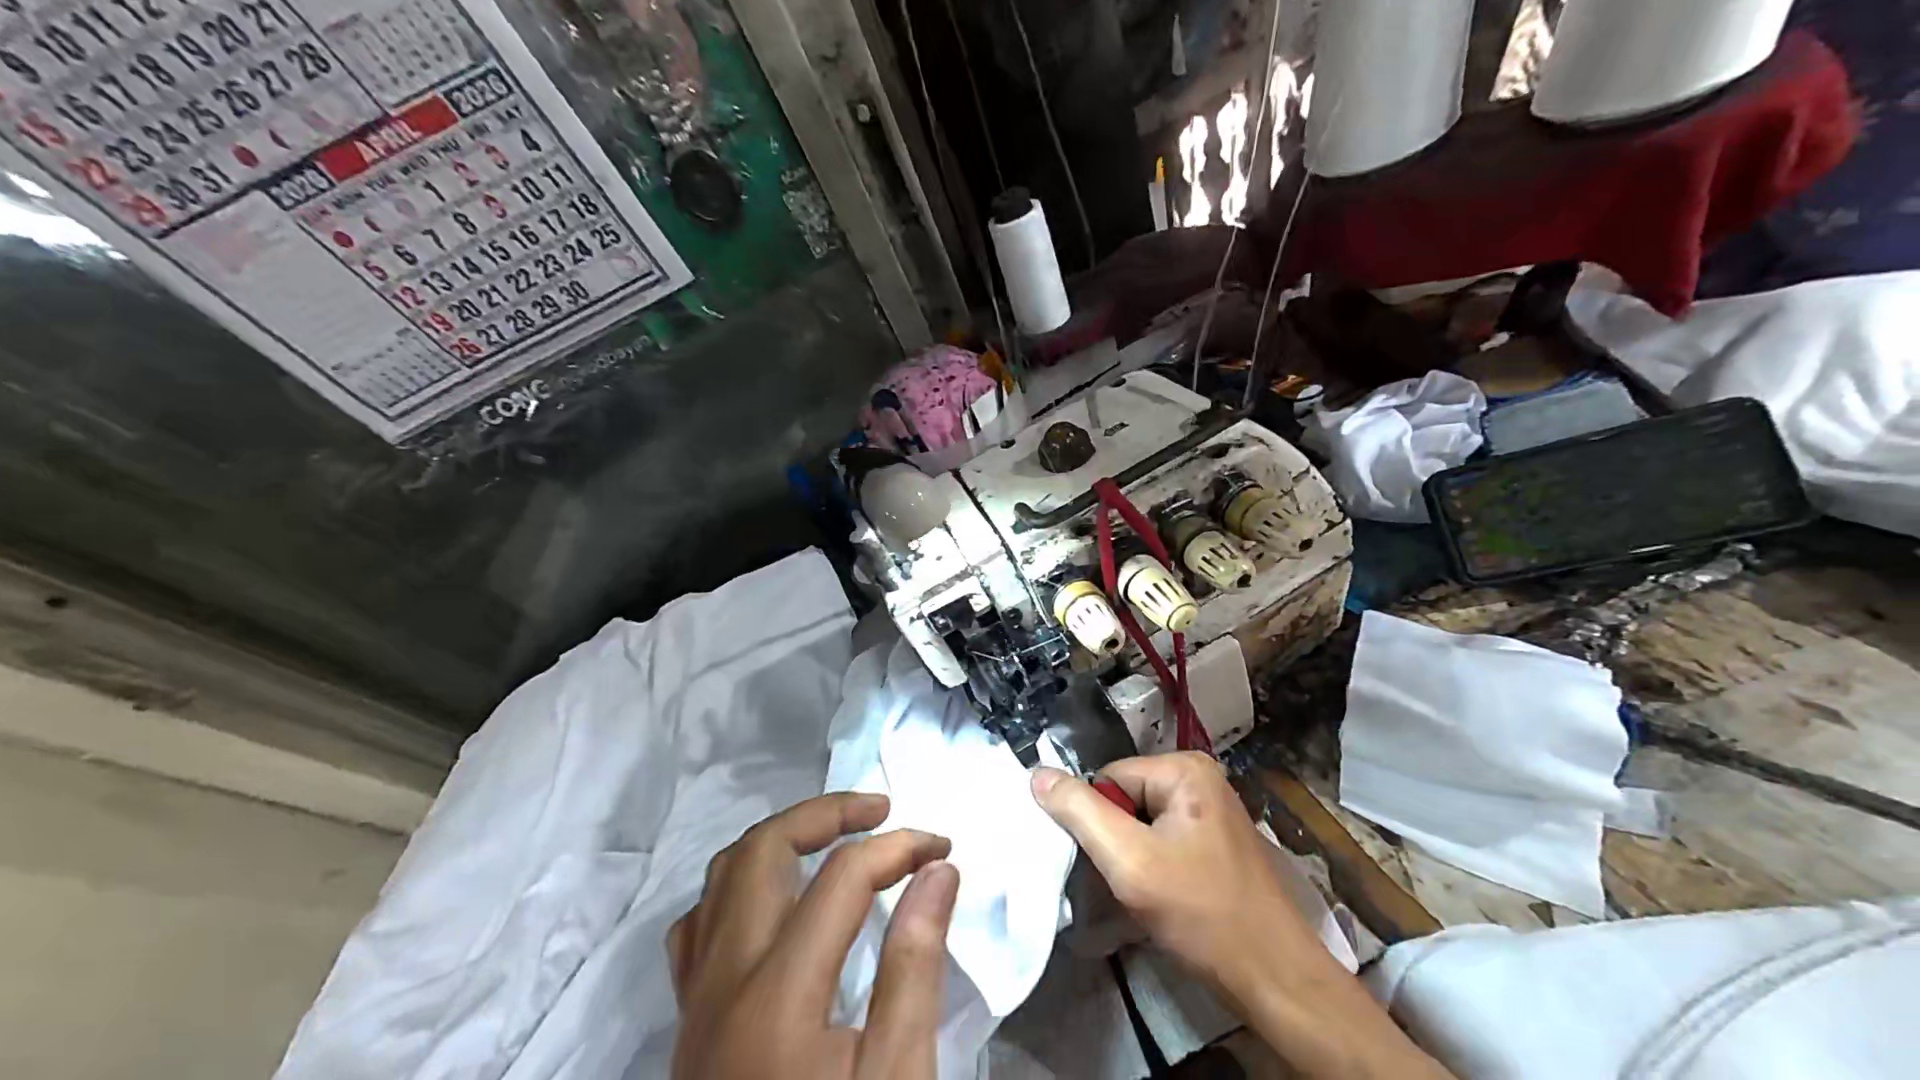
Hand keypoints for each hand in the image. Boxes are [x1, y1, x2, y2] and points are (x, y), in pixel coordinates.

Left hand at [669, 793, 958, 1079]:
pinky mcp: (688, 1016)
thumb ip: (917, 964)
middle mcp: (724, 976)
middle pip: (765, 848)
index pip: (842, 876)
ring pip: (724, 873)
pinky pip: (699, 921)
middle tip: (882, 811)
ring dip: (783, 838)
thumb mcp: (897, 1075)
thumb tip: (938, 870)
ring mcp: (696, 994)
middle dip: (828, 813)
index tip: (942, 846)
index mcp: (779, 992)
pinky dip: (741, 885)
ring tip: (835, 836)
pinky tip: (776, 898)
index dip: (899, 847)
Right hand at [1032, 754, 1453, 1079]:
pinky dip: (1150, 867)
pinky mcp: (1213, 842)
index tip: (1109, 864)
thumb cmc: (1202, 913)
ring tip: (1143, 892)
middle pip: (1124, 799)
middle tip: (1127, 882)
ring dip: (1130, 857)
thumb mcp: (1130, 860)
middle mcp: (1199, 778)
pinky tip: (1161, 897)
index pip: (1107, 779)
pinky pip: (1160, 840)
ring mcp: (1209, 811)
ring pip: (1139, 824)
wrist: (1275, 979)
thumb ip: (1079, 812)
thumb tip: (1036, 774)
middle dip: (1115, 840)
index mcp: (1184, 768)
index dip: (1098, 822)